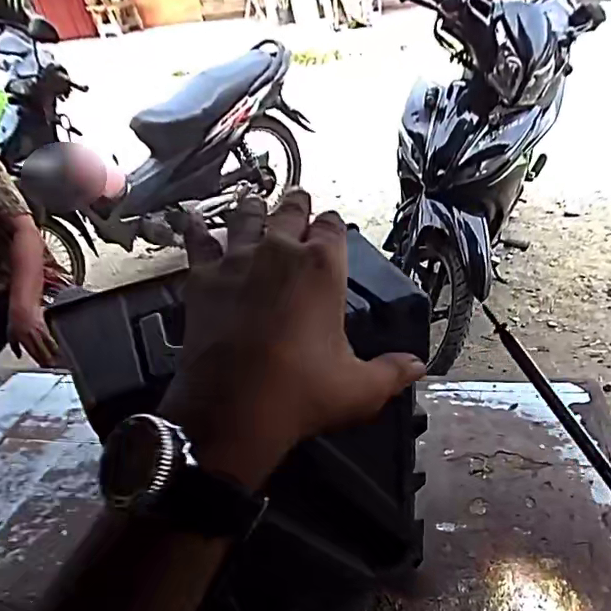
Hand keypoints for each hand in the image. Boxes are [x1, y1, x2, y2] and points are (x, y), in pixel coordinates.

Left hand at [9, 302, 59, 366]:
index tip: (43, 367)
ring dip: (53, 353)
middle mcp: (31, 336)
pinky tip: (57, 350)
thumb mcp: (10, 334)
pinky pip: (50, 339)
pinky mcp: (45, 328)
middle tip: (53, 367)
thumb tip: (19, 356)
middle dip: (47, 359)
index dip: (38, 360)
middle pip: (41, 350)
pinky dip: (54, 345)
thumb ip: (14, 347)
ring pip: (47, 345)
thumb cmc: (16, 320)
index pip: (32, 352)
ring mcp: (39, 332)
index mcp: (22, 339)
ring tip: (59, 360)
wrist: (23, 307)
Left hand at [162, 190, 425, 488]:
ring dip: (253, 209)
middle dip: (297, 207)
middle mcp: (279, 252)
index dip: (334, 226)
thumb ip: (393, 372)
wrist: (234, 408)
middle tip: (300, 202)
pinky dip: (198, 230)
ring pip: (246, 216)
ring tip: (255, 202)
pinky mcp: (202, 280)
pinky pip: (198, 241)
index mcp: (323, 269)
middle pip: (289, 212)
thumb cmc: (301, 394)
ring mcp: (237, 261)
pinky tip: (194, 222)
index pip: (333, 228)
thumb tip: (416, 366)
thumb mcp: (361, 388)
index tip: (333, 227)